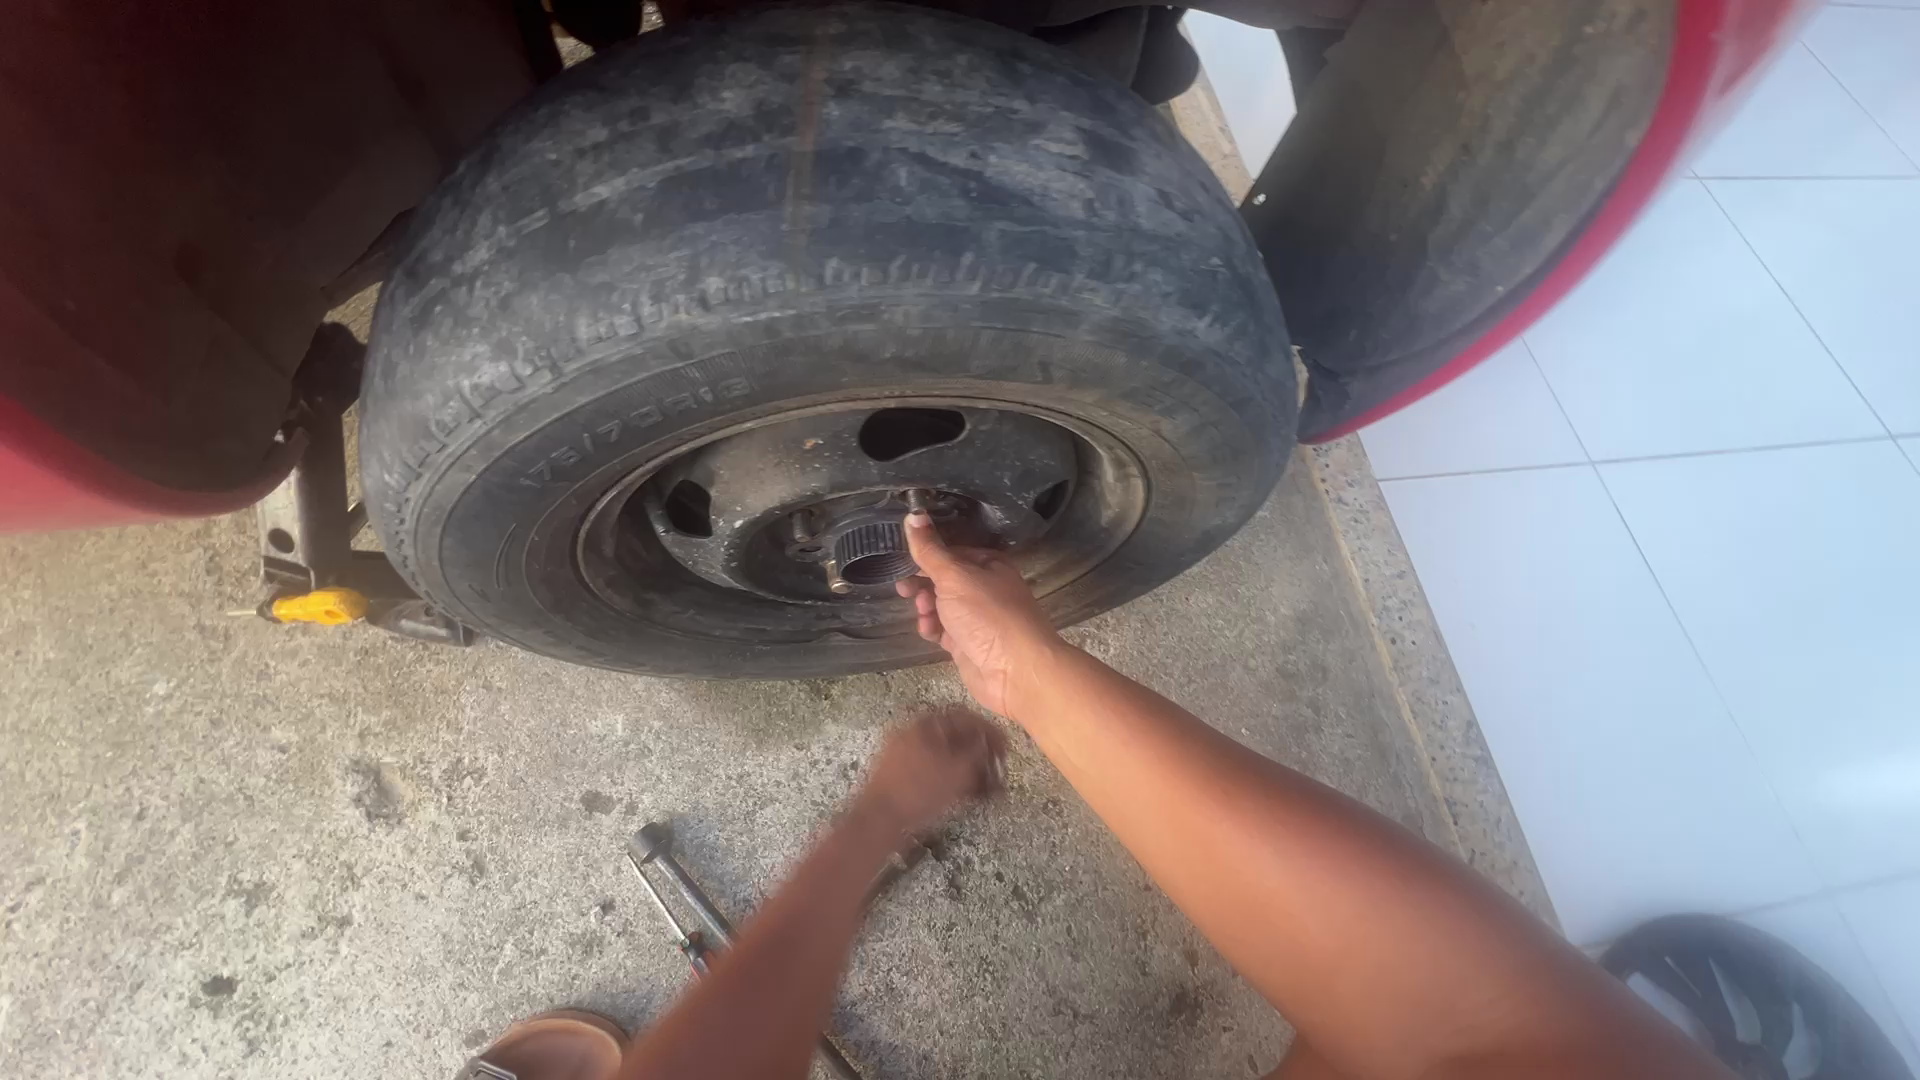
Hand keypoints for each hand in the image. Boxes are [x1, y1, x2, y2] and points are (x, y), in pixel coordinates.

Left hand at [857, 707, 1008, 836]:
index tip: (1005, 746)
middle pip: (955, 737)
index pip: (964, 716)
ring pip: (946, 757)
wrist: (877, 821)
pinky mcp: (903, 779)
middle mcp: (913, 734)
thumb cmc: (917, 790)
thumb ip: (977, 753)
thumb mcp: (956, 771)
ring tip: (989, 788)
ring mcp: (906, 757)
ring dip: (970, 770)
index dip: (989, 730)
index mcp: (924, 724)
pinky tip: (969, 796)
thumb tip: (988, 743)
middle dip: (980, 753)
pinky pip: (936, 772)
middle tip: (998, 769)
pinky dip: (954, 781)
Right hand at [895, 509, 1061, 715]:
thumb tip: (914, 513)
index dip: (927, 555)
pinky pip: (943, 630)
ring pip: (941, 606)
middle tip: (904, 588)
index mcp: (989, 564)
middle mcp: (984, 588)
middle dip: (923, 583)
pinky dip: (933, 628)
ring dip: (926, 607)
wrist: (1016, 671)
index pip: (951, 551)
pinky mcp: (968, 643)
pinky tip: (929, 630)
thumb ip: (930, 550)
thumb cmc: (988, 615)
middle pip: (944, 579)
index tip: (903, 559)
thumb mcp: (955, 576)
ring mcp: (977, 618)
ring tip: (924, 612)